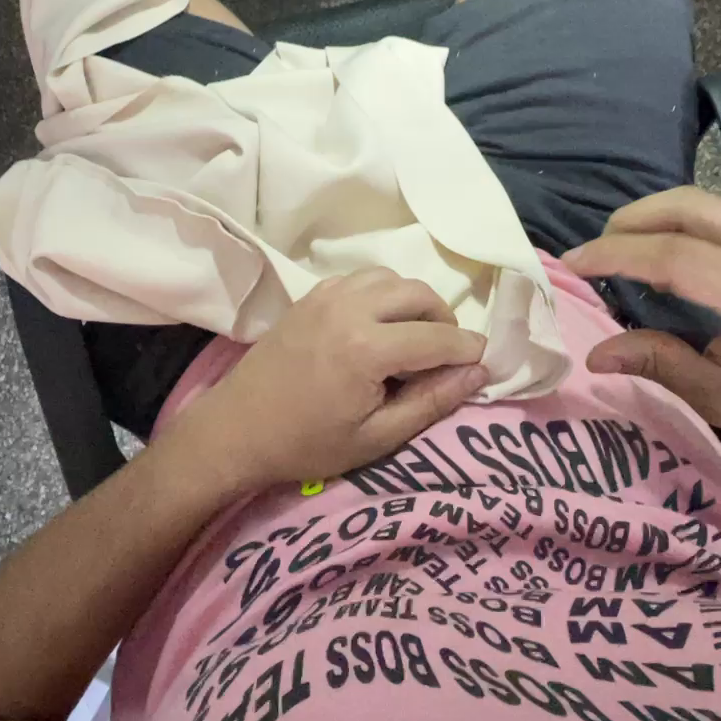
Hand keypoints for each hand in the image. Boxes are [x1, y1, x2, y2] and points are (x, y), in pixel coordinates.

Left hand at [158, 269, 490, 491]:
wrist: (237, 429)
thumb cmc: (307, 443)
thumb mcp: (376, 437)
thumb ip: (431, 401)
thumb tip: (478, 373)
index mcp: (367, 348)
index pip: (439, 337)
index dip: (469, 350)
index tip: (483, 364)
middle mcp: (349, 308)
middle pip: (418, 293)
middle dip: (443, 319)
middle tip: (445, 355)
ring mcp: (326, 295)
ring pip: (390, 277)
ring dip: (412, 301)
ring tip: (413, 338)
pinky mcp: (310, 295)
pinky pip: (360, 278)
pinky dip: (380, 294)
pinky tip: (377, 326)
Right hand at [561, 187, 720, 458]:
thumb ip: (663, 367)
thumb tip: (597, 354)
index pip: (675, 257)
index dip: (616, 255)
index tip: (571, 265)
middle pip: (688, 207)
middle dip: (631, 220)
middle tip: (594, 252)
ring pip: (704, 205)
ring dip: (653, 217)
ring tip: (620, 252)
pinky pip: (719, 220)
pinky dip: (677, 227)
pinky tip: (662, 261)